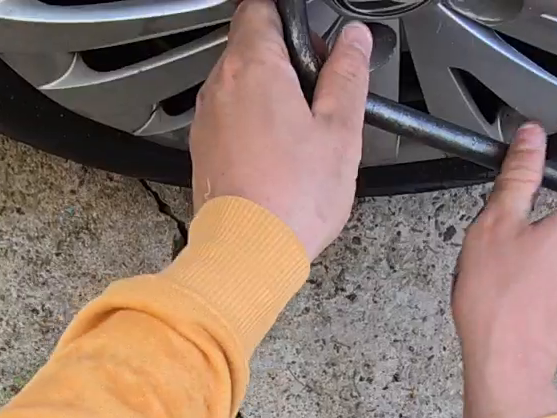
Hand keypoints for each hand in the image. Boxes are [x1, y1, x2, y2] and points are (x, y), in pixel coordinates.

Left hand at [190, 0, 372, 258]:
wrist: (248, 254)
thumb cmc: (290, 201)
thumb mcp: (340, 133)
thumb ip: (348, 77)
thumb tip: (353, 43)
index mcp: (254, 67)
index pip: (262, 8)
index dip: (293, 20)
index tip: (314, 45)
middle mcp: (220, 88)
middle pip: (250, 49)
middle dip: (285, 64)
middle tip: (317, 98)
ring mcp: (207, 123)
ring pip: (238, 90)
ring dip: (267, 101)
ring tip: (299, 140)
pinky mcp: (203, 156)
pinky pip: (229, 127)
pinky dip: (251, 133)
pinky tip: (276, 163)